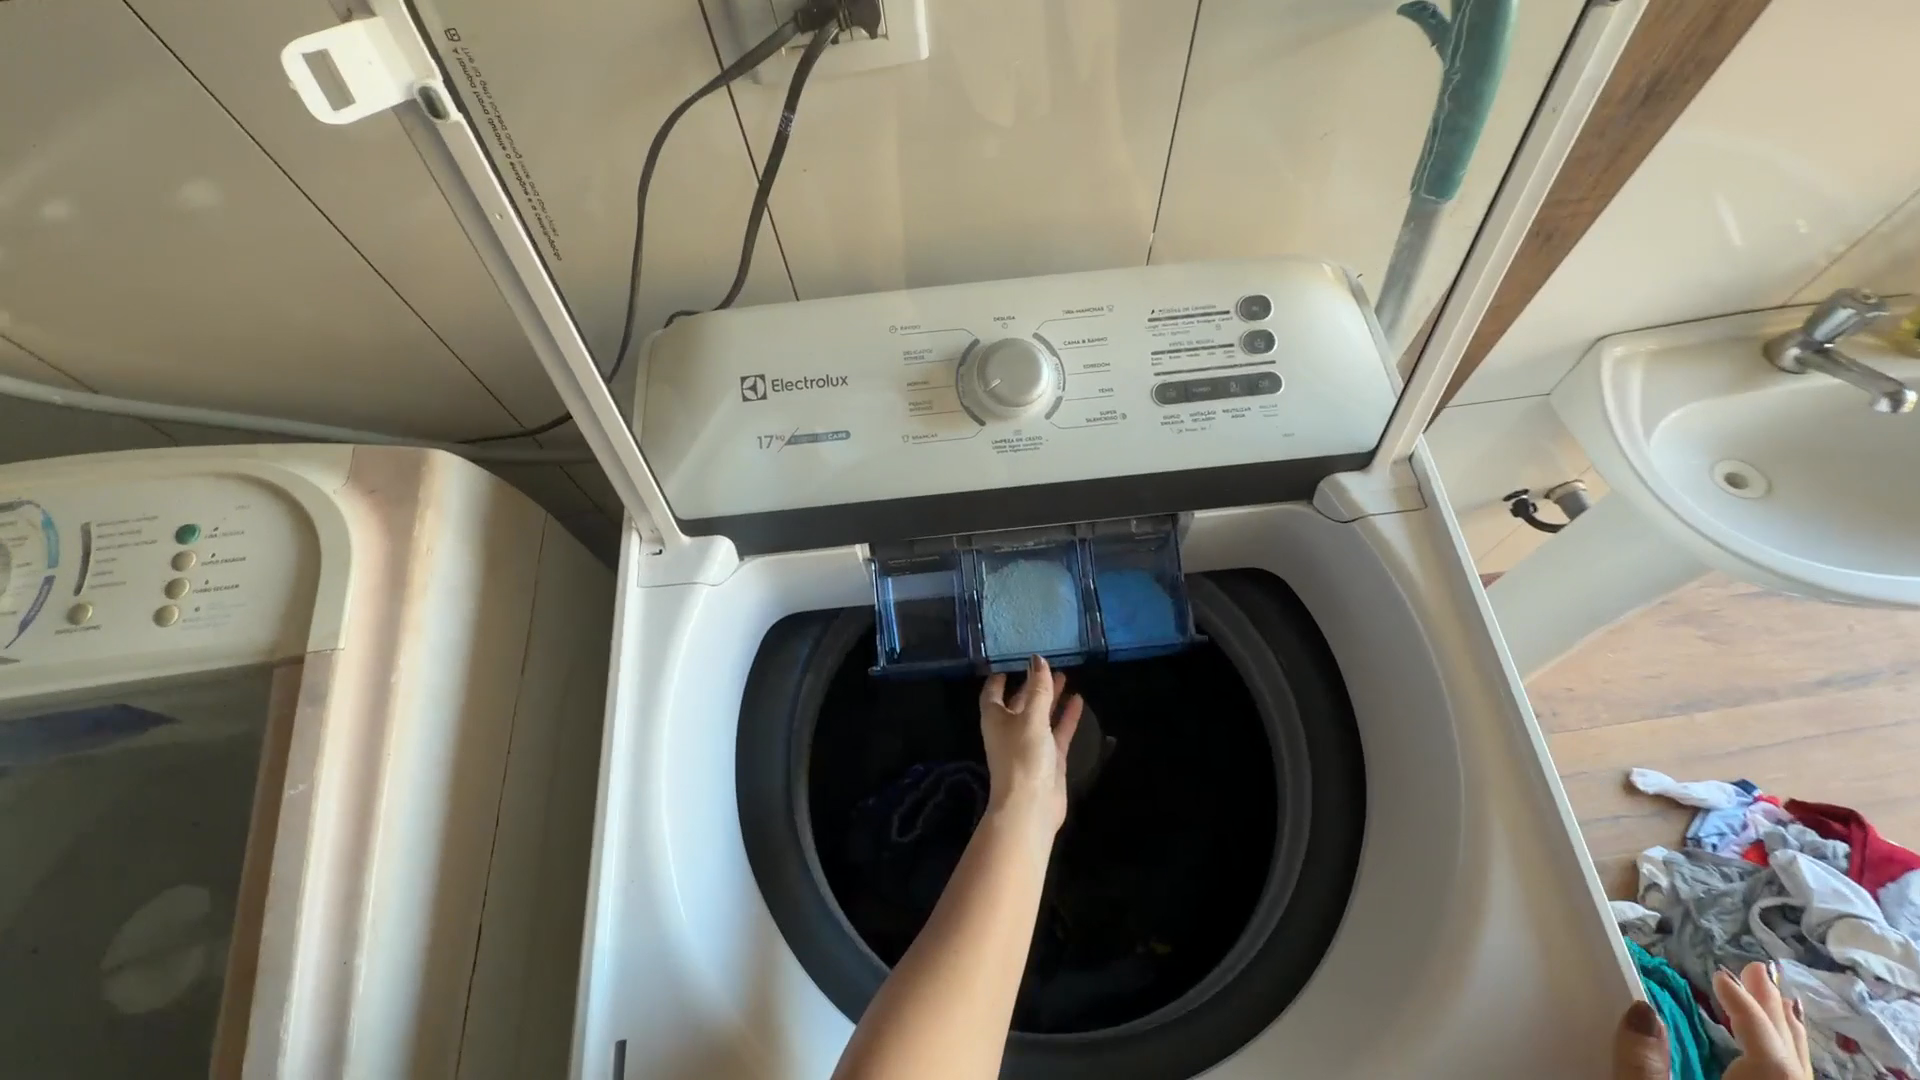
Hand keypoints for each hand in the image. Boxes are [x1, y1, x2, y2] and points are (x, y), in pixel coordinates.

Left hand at [978, 655, 1082, 835]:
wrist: (1031, 806)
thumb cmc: (1022, 756)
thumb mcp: (1031, 718)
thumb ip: (1038, 689)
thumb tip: (1037, 659)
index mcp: (996, 718)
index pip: (993, 692)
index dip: (1000, 677)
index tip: (1011, 660)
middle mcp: (1010, 729)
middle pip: (1020, 701)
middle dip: (1032, 683)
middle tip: (1048, 663)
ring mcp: (1030, 744)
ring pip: (1041, 714)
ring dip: (1051, 697)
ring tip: (1065, 676)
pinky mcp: (1049, 757)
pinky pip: (1058, 731)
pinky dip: (1066, 716)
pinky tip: (1078, 700)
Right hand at [1609, 962, 1811, 1079]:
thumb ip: (1643, 1062)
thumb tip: (1642, 1010)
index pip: (1766, 1055)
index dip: (1746, 1011)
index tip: (1720, 975)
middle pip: (1786, 1060)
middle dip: (1771, 1013)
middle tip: (1758, 969)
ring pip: (1793, 1072)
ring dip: (1781, 1031)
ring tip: (1777, 998)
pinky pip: (1785, 1079)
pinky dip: (1781, 1054)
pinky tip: (1774, 1043)